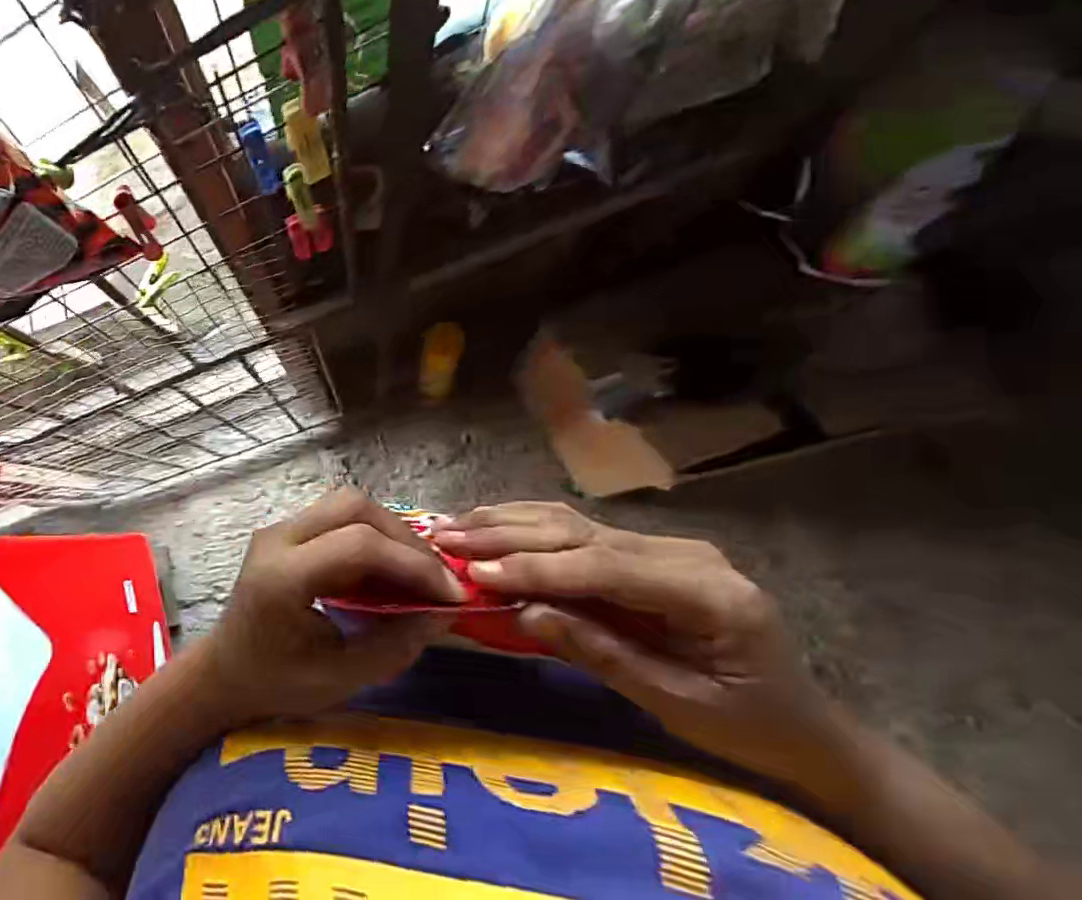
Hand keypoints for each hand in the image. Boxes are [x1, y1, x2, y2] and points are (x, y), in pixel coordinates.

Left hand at [194, 489, 465, 728]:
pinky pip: (336, 518)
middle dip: (405, 539)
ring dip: (390, 534)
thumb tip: (444, 611)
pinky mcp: (286, 533)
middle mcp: (277, 539)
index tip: (451, 596)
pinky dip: (372, 537)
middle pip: (352, 506)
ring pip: (345, 505)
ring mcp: (278, 530)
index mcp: (283, 575)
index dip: (413, 564)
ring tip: (419, 576)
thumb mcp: (341, 677)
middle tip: (437, 581)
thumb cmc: (276, 682)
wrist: (225, 670)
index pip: (358, 545)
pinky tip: (390, 572)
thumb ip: (394, 644)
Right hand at [436, 502, 848, 783]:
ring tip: (449, 526)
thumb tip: (522, 612)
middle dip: (506, 537)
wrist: (802, 724)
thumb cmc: (747, 725)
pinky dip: (522, 526)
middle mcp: (682, 553)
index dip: (536, 567)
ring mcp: (660, 545)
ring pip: (568, 521)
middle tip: (444, 539)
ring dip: (503, 523)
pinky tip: (482, 522)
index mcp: (708, 592)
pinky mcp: (638, 549)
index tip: (477, 574)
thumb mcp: (677, 704)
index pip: (604, 566)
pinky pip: (572, 530)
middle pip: (579, 533)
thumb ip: (602, 654)